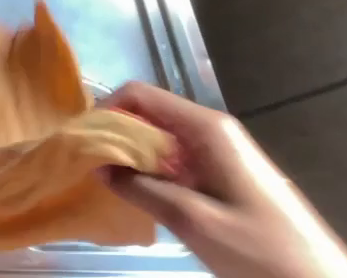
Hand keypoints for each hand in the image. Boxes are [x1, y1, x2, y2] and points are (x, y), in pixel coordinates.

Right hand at [102, 83, 346, 277]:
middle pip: (151, 114)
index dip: (107, 111)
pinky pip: (181, 160)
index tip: (84, 140)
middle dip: (118, 134)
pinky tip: (149, 198)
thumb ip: (142, 189)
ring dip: (136, 156)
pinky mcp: (231, 177)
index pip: (141, 94)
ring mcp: (225, 153)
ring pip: (164, 139)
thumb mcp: (194, 221)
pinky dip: (157, 171)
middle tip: (92, 164)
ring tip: (114, 183)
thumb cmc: (262, 252)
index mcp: (207, 128)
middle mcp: (214, 130)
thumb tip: (99, 165)